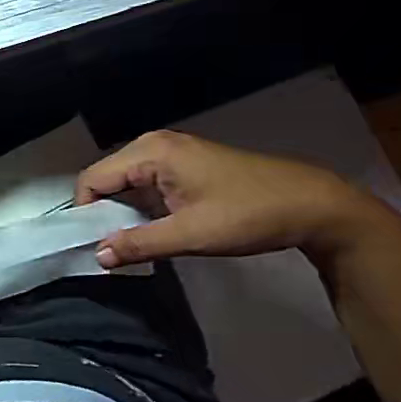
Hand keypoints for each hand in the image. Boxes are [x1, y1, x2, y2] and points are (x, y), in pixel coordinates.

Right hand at [76, 130, 400, 267]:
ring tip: (131, 240)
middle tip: (111, 246)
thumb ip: (139, 244)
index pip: (93, 179)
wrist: (315, 205)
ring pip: (126, 181)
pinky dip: (142, 204)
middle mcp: (153, 144)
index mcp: (150, 152)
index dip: (85, 212)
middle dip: (103, 212)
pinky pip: (146, 181)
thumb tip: (98, 257)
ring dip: (124, 210)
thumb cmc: (249, 215)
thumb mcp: (191, 235)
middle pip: (106, 178)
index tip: (92, 244)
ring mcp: (170, 151)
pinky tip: (153, 227)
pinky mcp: (184, 162)